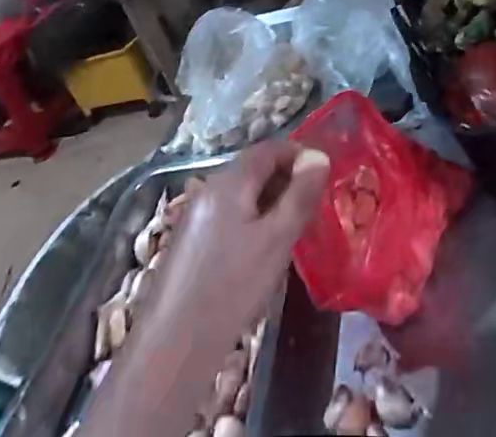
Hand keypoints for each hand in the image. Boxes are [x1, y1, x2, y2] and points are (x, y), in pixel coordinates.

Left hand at [84, 141, 327, 436]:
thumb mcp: (278, 238)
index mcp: (229, 182)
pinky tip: (261, 251)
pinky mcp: (189, 243)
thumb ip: (301, 194)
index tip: (323, 178)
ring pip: (242, 194)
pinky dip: (251, 220)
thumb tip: (319, 156)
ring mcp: (195, 217)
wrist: (173, 347)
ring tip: (291, 231)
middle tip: (312, 207)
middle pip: (254, 168)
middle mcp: (208, 190)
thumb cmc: (233, 286)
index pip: (270, 148)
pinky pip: (228, 215)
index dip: (300, 155)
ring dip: (270, 201)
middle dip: (287, 180)